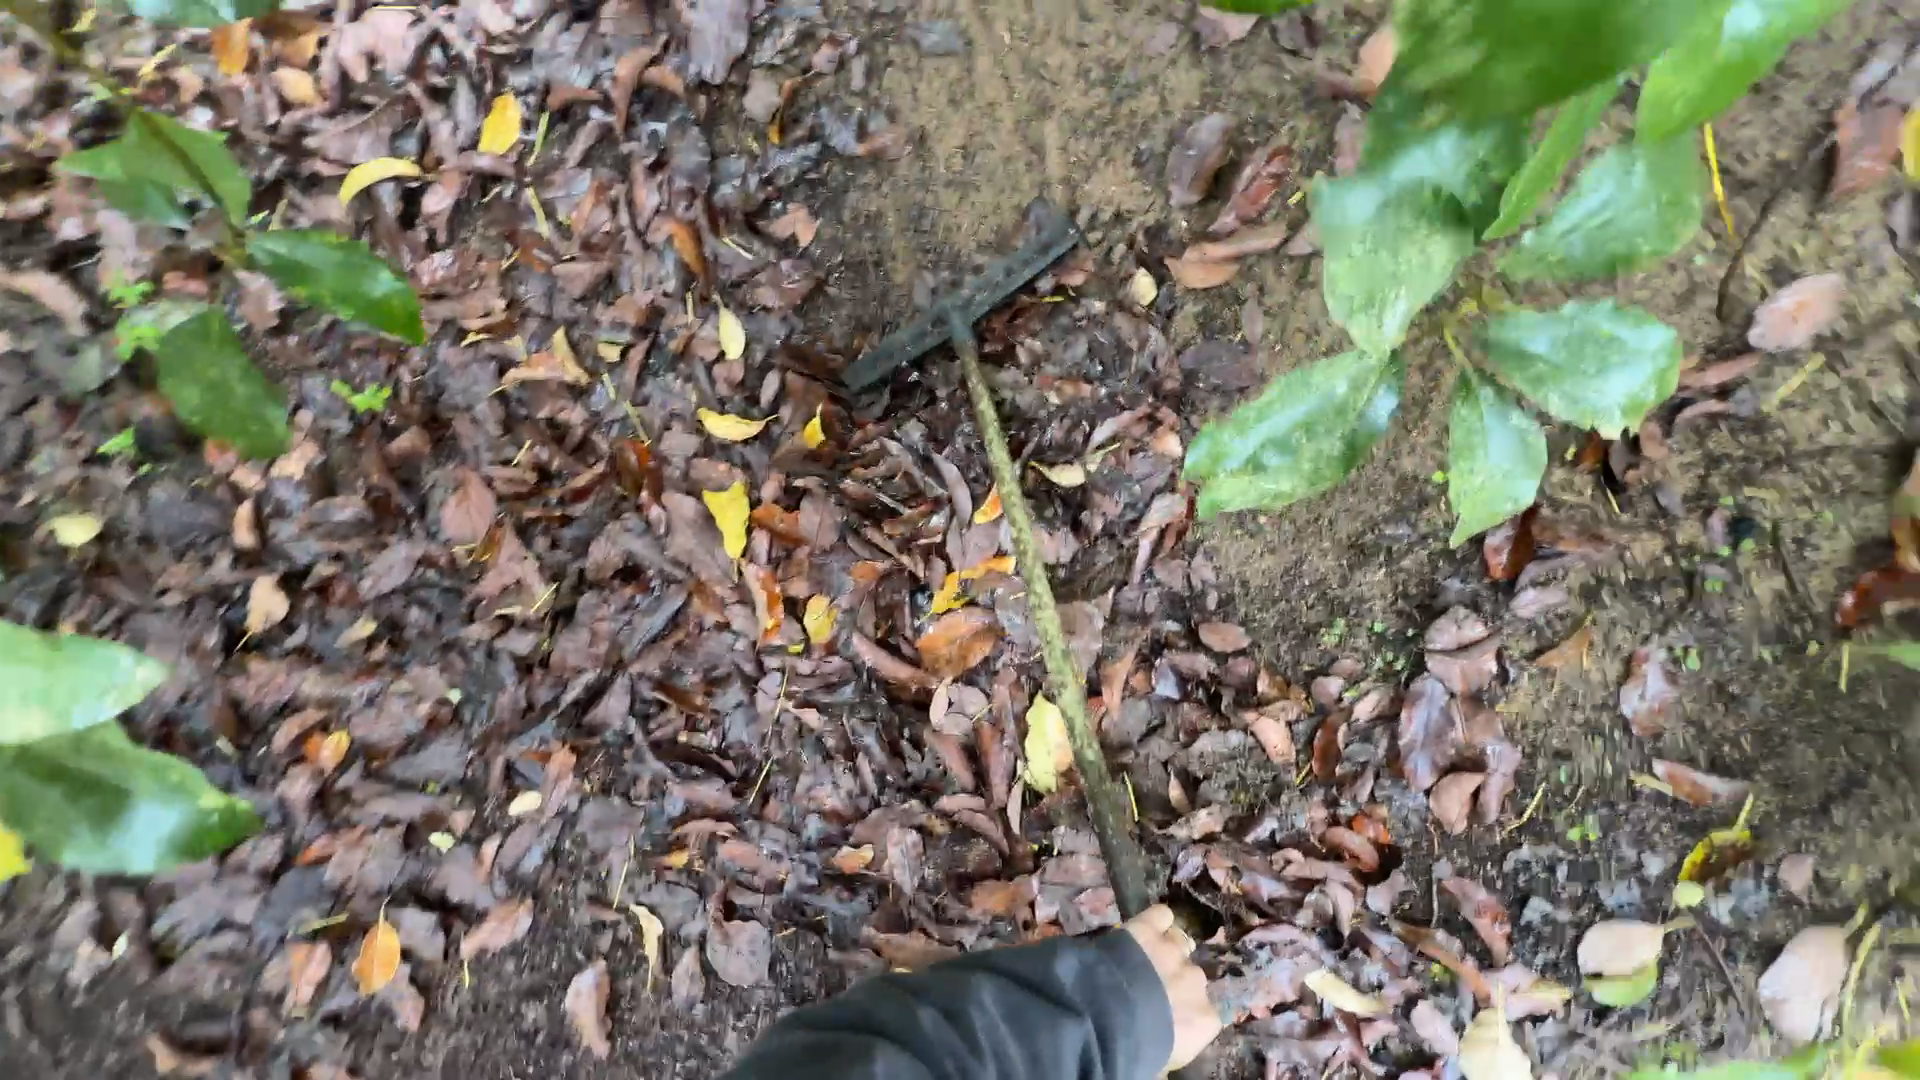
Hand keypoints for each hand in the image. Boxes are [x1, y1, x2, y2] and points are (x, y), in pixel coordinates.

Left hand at [1122, 905, 1223, 1070]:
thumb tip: (1168, 1051)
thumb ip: (1176, 1046)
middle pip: (1192, 974)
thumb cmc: (1139, 1048)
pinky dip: (1157, 918)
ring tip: (1149, 955)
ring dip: (1168, 948)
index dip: (1190, 1009)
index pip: (1208, 1011)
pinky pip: (1161, 914)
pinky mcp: (1148, 928)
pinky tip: (1151, 924)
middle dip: (1176, 979)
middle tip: (1153, 986)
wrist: (1109, 1015)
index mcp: (1205, 1019)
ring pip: (1179, 942)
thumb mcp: (1163, 1061)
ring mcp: (1172, 951)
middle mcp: (1195, 982)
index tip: (1174, 1013)